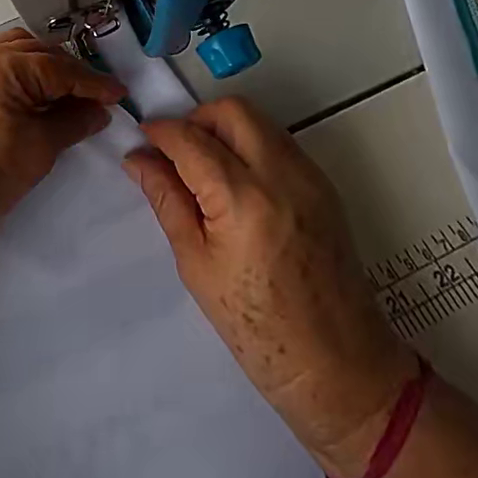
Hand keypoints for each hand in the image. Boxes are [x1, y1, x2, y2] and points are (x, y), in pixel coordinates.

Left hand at [0, 29, 124, 301]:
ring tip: (66, 98)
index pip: (59, 66)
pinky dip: (18, 76)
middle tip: (94, 97)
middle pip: (36, 51)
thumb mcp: (39, 149)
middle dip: (68, 71)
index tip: (114, 93)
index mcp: (0, 67)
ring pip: (14, 53)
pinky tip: (34, 99)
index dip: (93, 81)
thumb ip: (72, 121)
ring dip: (42, 69)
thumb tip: (93, 111)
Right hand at [123, 98, 418, 477]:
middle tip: (176, 152)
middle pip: (231, 111)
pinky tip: (236, 183)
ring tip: (204, 169)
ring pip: (258, 121)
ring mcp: (310, 179)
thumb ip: (167, 199)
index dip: (158, 132)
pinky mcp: (324, 188)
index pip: (190, 138)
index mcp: (242, 199)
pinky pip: (279, 143)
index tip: (142, 143)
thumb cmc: (254, 325)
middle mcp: (281, 176)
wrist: (340, 366)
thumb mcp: (195, 262)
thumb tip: (138, 158)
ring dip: (224, 130)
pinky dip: (250, 145)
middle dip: (195, 120)